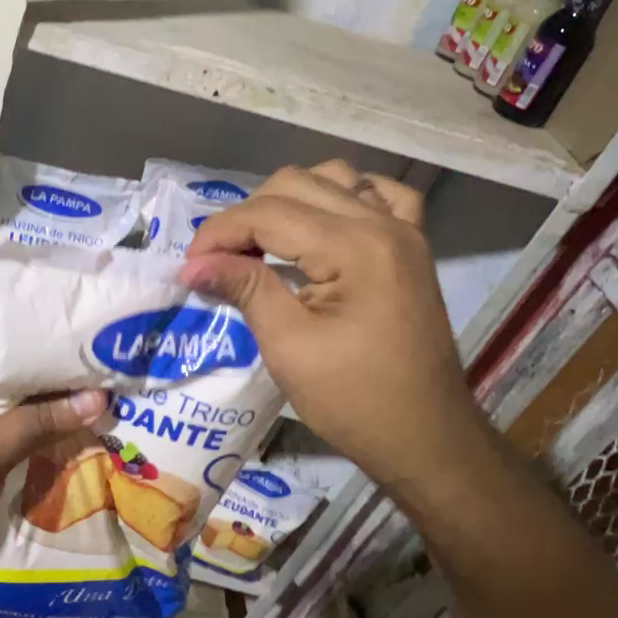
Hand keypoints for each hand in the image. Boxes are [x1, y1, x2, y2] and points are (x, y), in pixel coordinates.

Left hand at [0, 312, 109, 568]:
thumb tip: (101, 398)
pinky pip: (8, 406)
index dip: (43, 322)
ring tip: (100, 381)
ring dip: (49, 386)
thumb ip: (41, 421)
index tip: (87, 328)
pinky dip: (37, 410)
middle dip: (53, 357)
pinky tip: (73, 413)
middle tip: (105, 357)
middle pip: (9, 349)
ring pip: (12, 379)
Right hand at [180, 161, 489, 492]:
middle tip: (220, 260)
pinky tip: (321, 224)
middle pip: (295, 184)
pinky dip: (341, 196)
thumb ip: (244, 289)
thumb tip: (193, 264)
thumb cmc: (354, 401)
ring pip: (332, 178)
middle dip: (246, 215)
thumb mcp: (288, 347)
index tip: (190, 266)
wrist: (427, 439)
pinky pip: (377, 194)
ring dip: (288, 200)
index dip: (219, 233)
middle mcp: (383, 223)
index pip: (269, 213)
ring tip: (263, 242)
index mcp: (355, 247)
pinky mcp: (412, 245)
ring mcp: (404, 230)